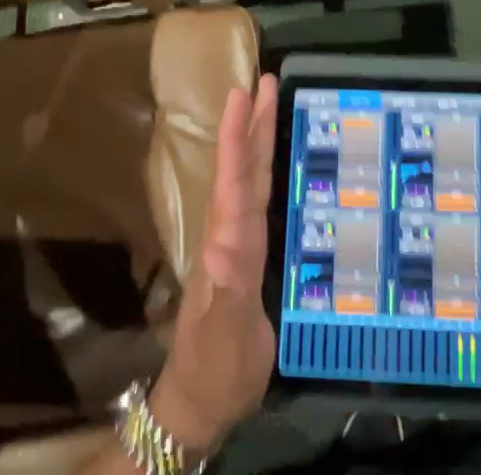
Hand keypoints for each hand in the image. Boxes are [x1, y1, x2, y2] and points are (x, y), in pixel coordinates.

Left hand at [149, 74, 279, 455]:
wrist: (202, 401)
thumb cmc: (218, 368)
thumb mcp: (227, 334)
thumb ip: (228, 290)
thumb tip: (229, 241)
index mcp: (229, 242)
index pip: (234, 179)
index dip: (239, 136)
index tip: (244, 93)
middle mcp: (231, 235)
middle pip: (242, 170)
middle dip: (251, 124)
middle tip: (264, 80)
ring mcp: (238, 247)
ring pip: (249, 183)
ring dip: (257, 142)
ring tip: (269, 106)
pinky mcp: (249, 261)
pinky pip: (261, 204)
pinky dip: (268, 176)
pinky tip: (277, 169)